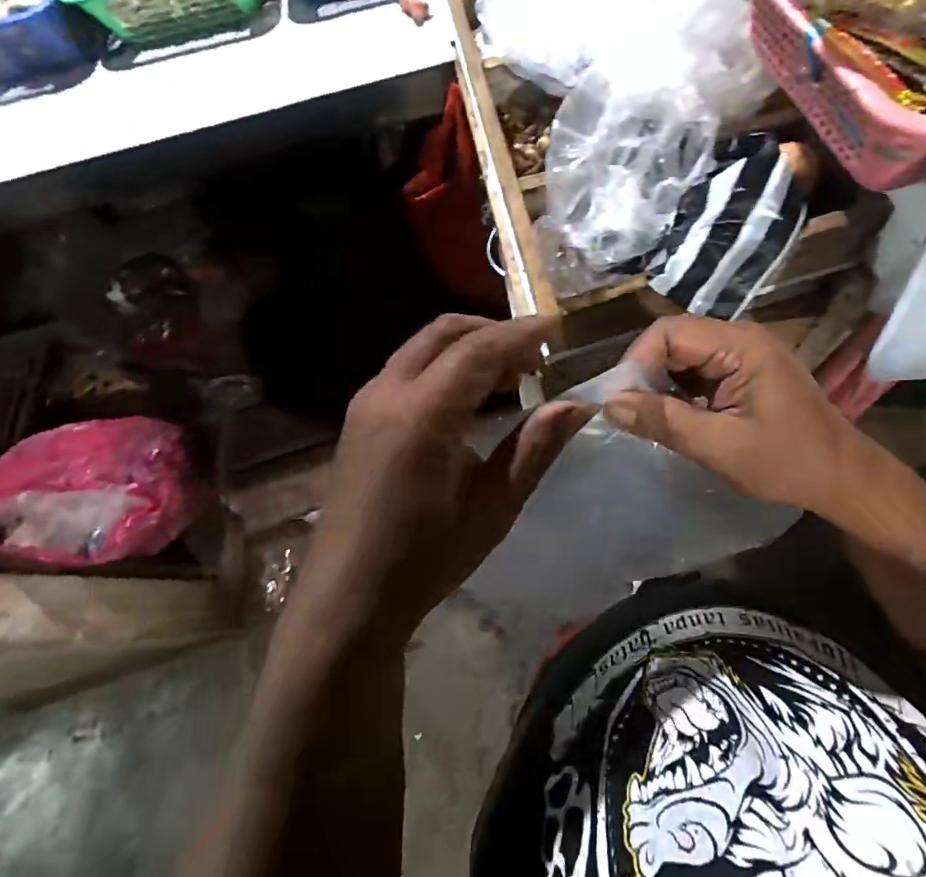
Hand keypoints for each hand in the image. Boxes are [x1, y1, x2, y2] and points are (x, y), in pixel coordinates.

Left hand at [296, 314, 593, 644]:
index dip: (521, 334)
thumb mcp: (493, 508)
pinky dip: (444, 365)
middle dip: (494, 331)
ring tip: (510, 375)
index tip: (557, 327)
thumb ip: (535, 448)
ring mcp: (367, 402)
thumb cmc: (426, 559)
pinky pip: (407, 368)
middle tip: (535, 355)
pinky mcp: (359, 417)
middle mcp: (387, 393)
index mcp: (423, 415)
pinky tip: (469, 397)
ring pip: (423, 346)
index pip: (479, 350)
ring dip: (468, 347)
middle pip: (445, 333)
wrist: (348, 598)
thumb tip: (577, 405)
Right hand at [603, 316, 872, 518]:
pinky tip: (679, 419)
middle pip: (673, 340)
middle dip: (647, 375)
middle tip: (633, 415)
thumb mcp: (721, 447)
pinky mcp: (744, 370)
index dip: (637, 362)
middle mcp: (741, 336)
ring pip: (682, 355)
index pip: (669, 333)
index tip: (622, 403)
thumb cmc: (788, 463)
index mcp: (742, 345)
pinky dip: (680, 392)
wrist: (842, 476)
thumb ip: (664, 422)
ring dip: (662, 385)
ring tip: (654, 420)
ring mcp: (744, 352)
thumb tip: (610, 405)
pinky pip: (698, 369)